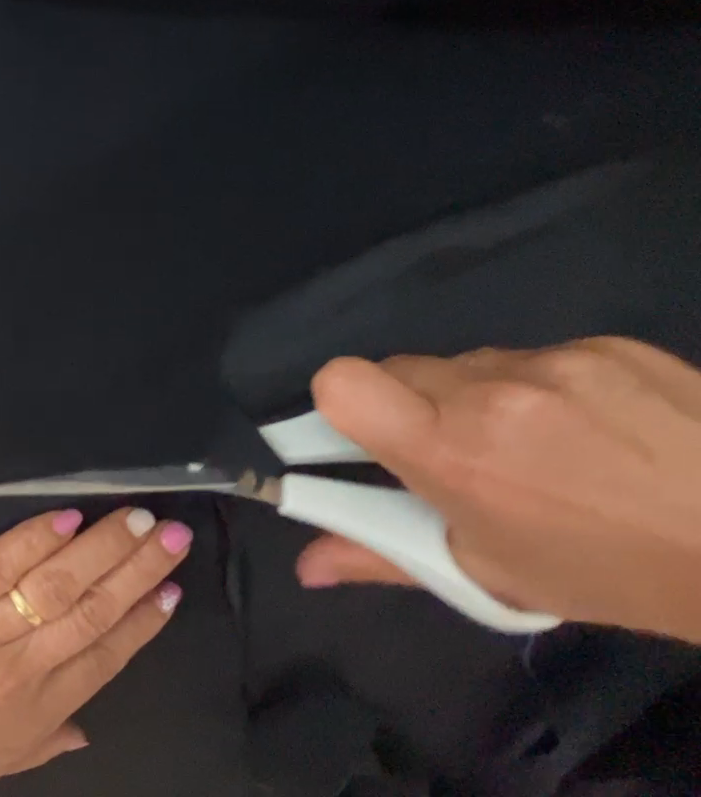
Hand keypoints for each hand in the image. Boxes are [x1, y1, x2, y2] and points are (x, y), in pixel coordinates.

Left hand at [0, 507, 191, 796]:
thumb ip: (41, 743)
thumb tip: (83, 731)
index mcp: (38, 713)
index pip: (105, 657)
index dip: (142, 622)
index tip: (170, 591)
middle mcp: (21, 667)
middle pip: (93, 611)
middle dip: (137, 572)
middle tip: (172, 537)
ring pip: (56, 582)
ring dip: (102, 548)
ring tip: (137, 520)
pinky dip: (33, 539)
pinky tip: (64, 519)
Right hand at [297, 337, 700, 641]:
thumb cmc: (615, 574)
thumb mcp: (491, 574)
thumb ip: (384, 555)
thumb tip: (306, 566)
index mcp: (449, 450)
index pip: (340, 382)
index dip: (340, 402)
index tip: (370, 435)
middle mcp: (489, 392)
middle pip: (399, 369)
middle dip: (415, 405)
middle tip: (462, 451)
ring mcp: (555, 363)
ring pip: (471, 363)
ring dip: (483, 396)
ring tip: (550, 446)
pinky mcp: (610, 346)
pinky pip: (541, 356)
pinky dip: (553, 387)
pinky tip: (603, 429)